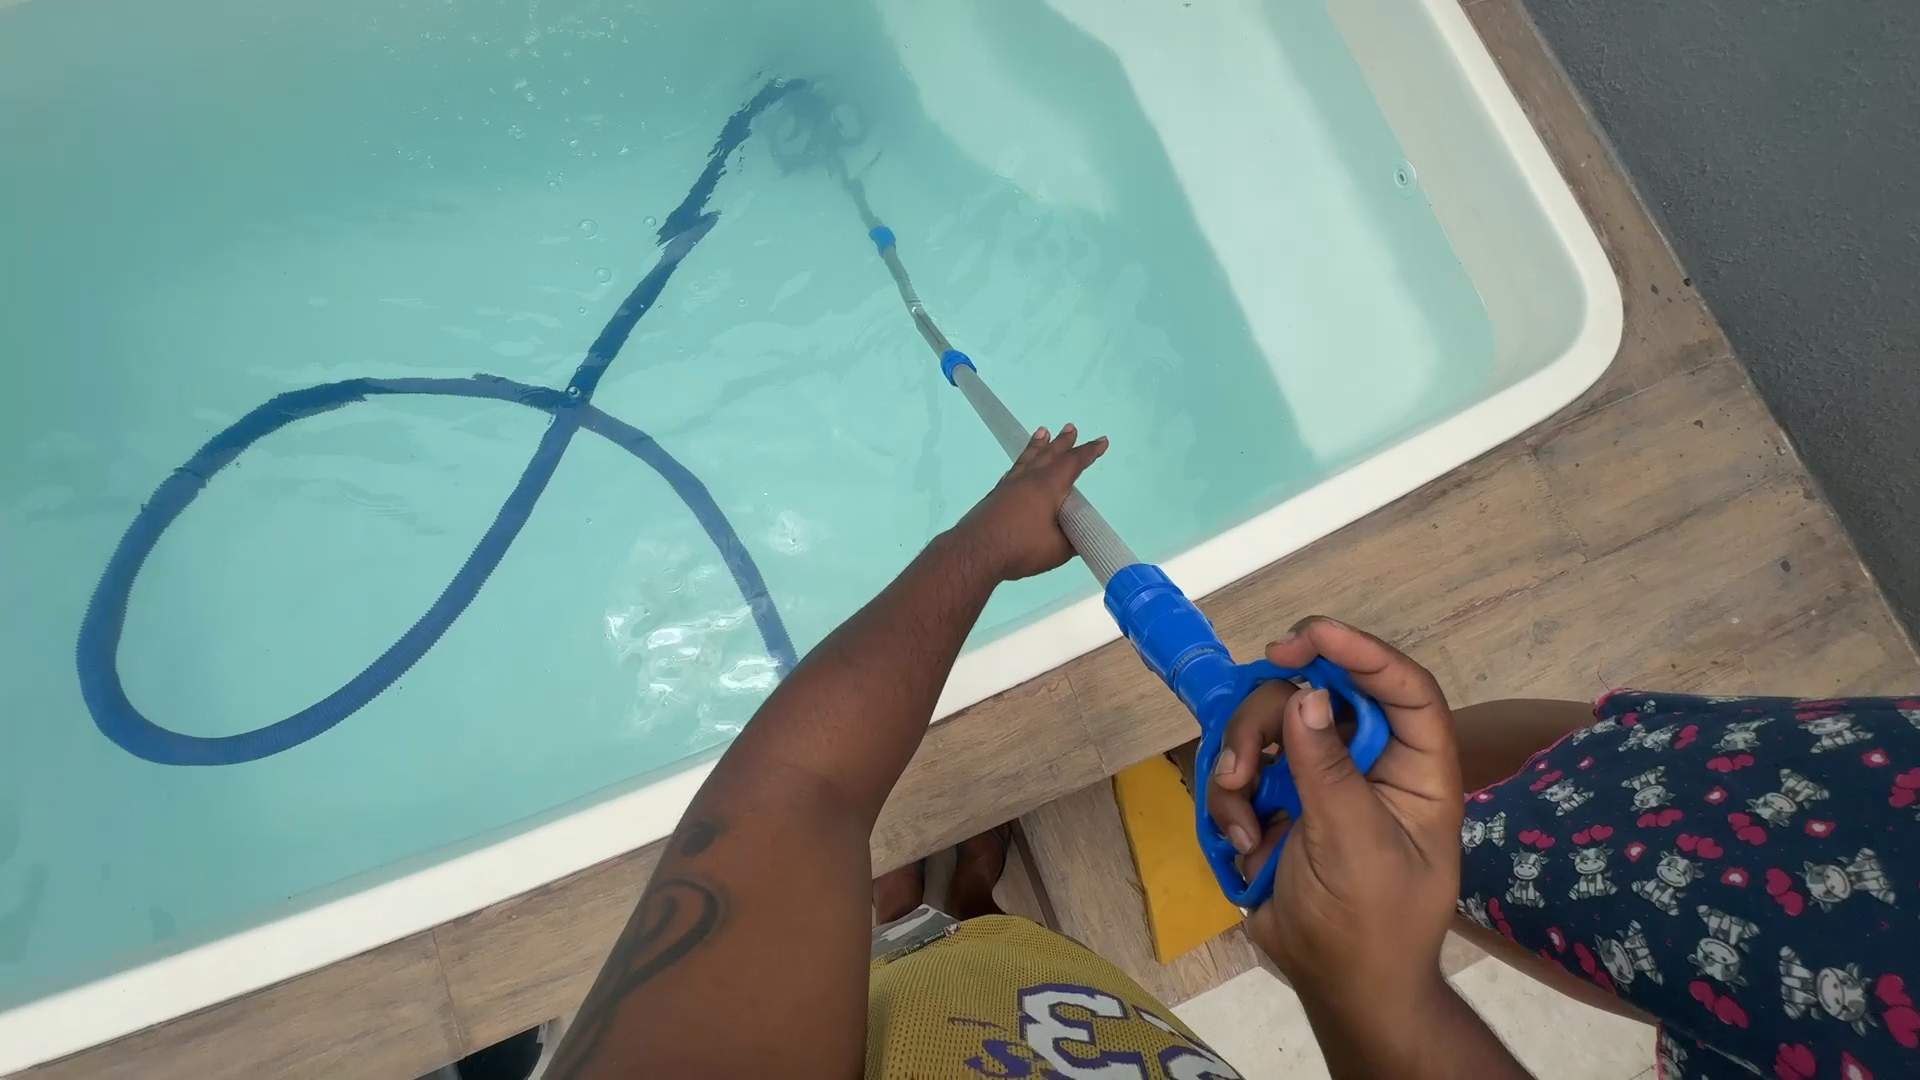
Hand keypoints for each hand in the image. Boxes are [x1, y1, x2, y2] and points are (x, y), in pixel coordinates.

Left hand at [950, 424, 1106, 580]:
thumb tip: (1077, 540)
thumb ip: (1071, 542)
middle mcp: (1028, 479)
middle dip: (1062, 442)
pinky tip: (1018, 469)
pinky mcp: (994, 496)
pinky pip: (1013, 472)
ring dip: (1037, 446)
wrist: (975, 551)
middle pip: (1048, 454)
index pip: (1073, 463)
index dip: (1089, 452)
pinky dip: (1021, 464)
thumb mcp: (1057, 549)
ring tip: (1042, 432)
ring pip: (1027, 459)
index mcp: (1048, 486)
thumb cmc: (1020, 548)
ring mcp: (1008, 486)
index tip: (1101, 441)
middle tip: (1070, 428)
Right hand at [1208, 618, 1463, 1019]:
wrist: (1329, 979)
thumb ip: (1328, 772)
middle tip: (1240, 763)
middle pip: (1310, 695)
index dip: (1361, 651)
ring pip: (1262, 723)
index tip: (1305, 637)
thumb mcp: (1353, 848)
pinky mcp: (1273, 787)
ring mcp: (1313, 771)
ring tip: (1242, 824)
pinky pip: (1236, 763)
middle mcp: (1363, 758)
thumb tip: (1305, 698)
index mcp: (1413, 770)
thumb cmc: (1367, 924)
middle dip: (1265, 724)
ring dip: (1238, 766)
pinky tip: (1244, 842)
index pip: (1402, 689)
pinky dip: (1229, 799)